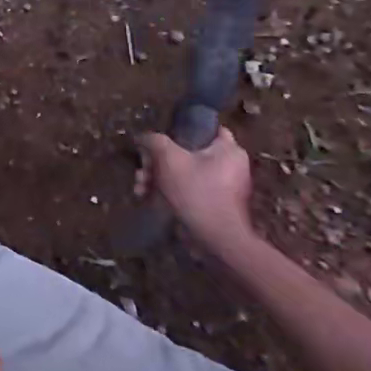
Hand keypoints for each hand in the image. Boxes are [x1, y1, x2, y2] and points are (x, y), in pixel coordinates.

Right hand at [135, 127, 255, 243]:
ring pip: (185, 174)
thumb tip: (143, 138)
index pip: (208, 129)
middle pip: (188, 154)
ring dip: (159, 179)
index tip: (163, 140)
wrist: (216, 241)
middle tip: (143, 170)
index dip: (184, 130)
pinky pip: (189, 192)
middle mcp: (230, 167)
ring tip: (140, 188)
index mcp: (228, 151)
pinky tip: (149, 199)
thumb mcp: (169, 159)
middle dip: (159, 162)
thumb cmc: (197, 193)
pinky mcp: (214, 208)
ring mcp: (223, 189)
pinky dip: (170, 194)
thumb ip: (154, 141)